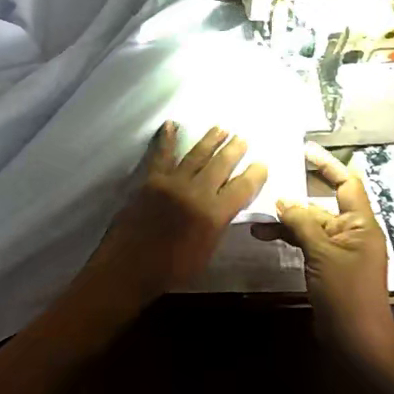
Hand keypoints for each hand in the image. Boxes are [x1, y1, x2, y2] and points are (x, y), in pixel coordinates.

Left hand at [87, 123, 268, 301]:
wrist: (130, 266)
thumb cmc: (171, 269)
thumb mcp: (206, 251)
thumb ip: (216, 224)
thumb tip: (223, 205)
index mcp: (214, 214)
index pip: (242, 188)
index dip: (255, 174)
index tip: (262, 163)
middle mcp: (196, 192)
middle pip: (220, 165)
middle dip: (234, 150)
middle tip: (242, 138)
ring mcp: (172, 182)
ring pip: (195, 155)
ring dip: (209, 140)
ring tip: (221, 128)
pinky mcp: (151, 180)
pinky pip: (161, 155)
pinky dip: (166, 139)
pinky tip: (171, 125)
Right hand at [273, 145, 393, 386]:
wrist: (357, 341)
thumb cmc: (346, 293)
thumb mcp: (322, 253)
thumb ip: (302, 223)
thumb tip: (283, 199)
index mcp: (360, 225)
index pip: (347, 184)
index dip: (328, 164)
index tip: (304, 149)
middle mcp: (351, 233)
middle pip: (322, 203)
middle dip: (297, 193)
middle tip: (270, 177)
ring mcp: (338, 251)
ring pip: (309, 224)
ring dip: (286, 219)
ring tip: (257, 214)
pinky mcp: (326, 266)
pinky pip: (305, 242)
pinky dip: (287, 236)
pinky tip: (264, 235)